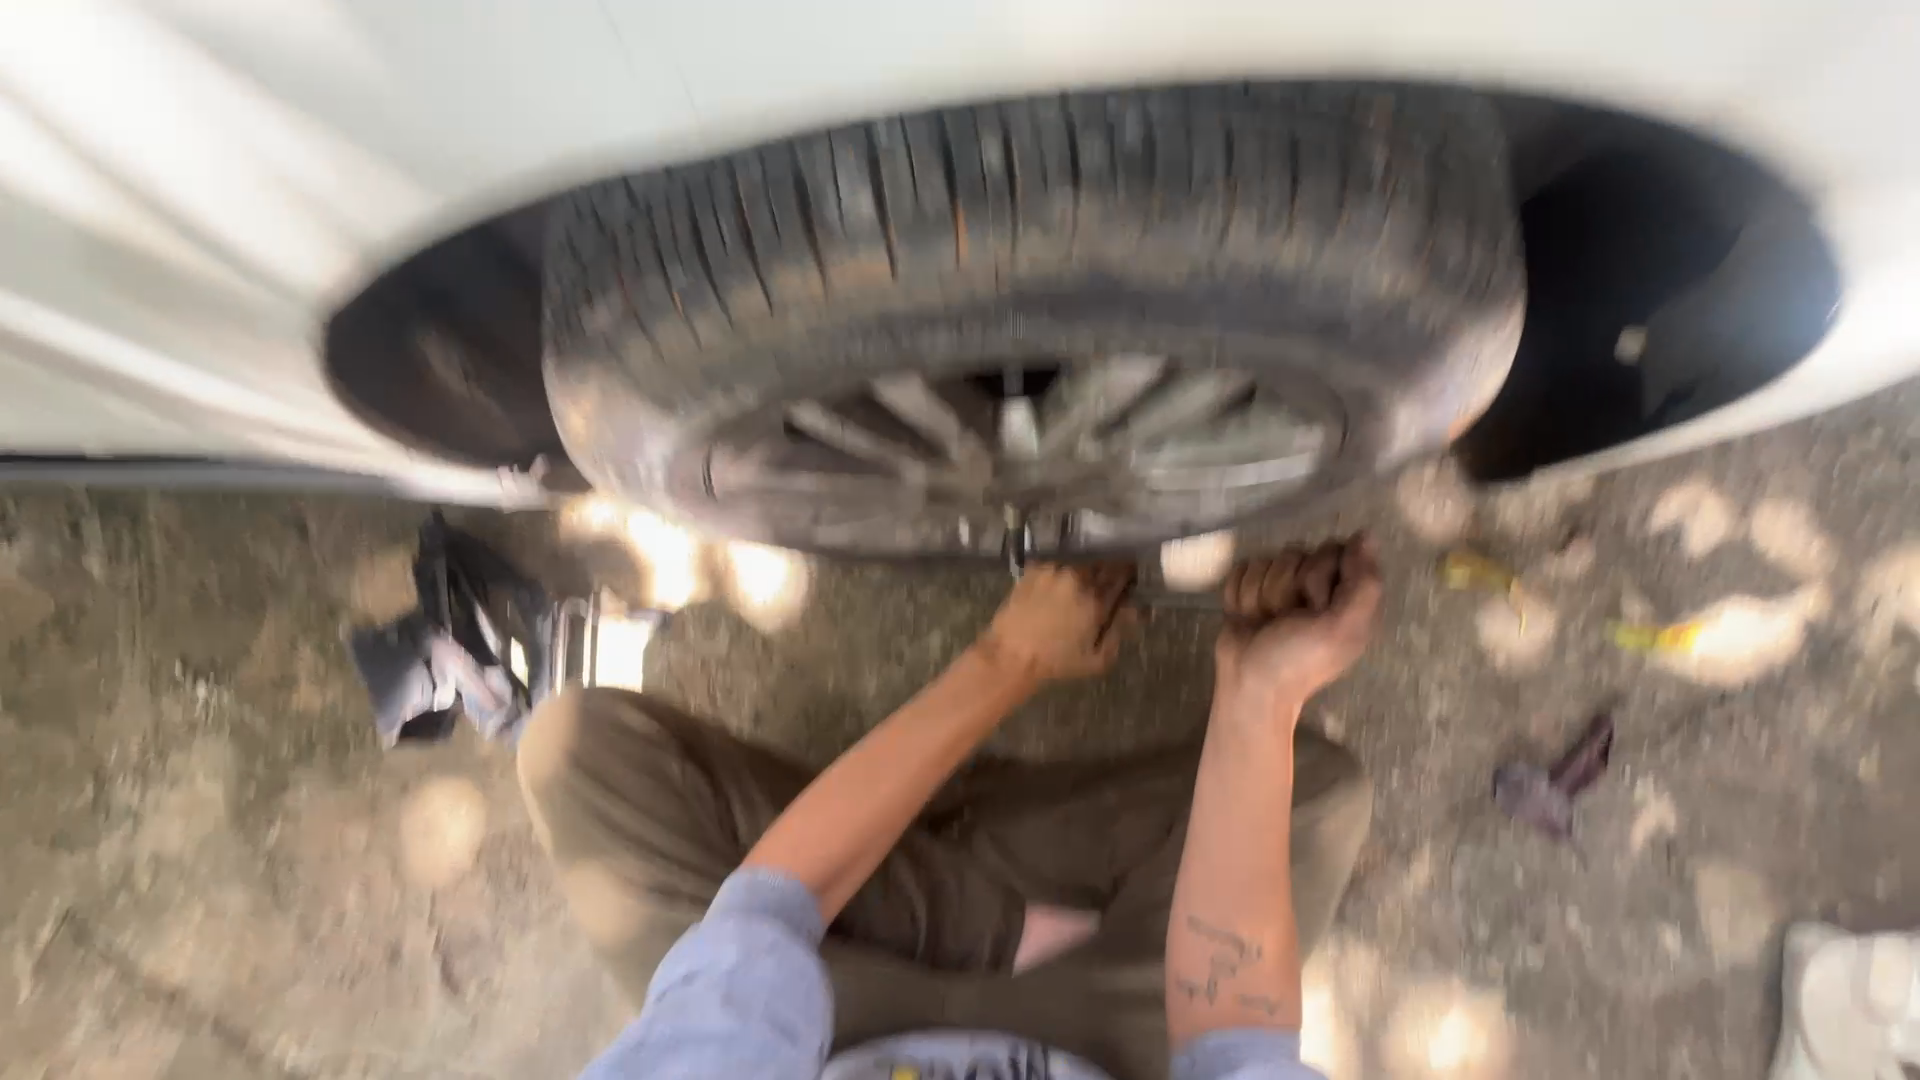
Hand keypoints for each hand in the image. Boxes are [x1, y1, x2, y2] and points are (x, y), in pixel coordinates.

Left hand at [978, 562, 1139, 681]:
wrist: (1012, 654)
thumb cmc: (1056, 662)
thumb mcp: (1097, 659)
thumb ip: (1119, 630)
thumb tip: (1134, 608)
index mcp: (1096, 601)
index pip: (1122, 575)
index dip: (1128, 573)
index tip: (1130, 574)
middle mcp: (1078, 579)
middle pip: (1103, 561)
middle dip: (1109, 566)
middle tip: (1106, 576)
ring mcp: (1055, 570)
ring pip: (1080, 559)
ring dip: (1086, 565)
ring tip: (1081, 578)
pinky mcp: (1035, 568)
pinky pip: (1057, 561)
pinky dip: (1062, 567)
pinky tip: (1059, 579)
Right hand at [1214, 534, 1382, 717]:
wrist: (1249, 683)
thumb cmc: (1298, 661)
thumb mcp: (1342, 628)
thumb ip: (1363, 582)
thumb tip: (1366, 534)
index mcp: (1344, 593)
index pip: (1332, 550)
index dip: (1319, 574)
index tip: (1316, 603)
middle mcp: (1312, 585)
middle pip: (1295, 553)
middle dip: (1285, 587)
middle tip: (1287, 619)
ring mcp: (1278, 587)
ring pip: (1265, 561)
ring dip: (1260, 595)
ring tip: (1265, 622)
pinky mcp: (1249, 590)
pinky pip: (1241, 570)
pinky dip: (1240, 596)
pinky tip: (1247, 618)